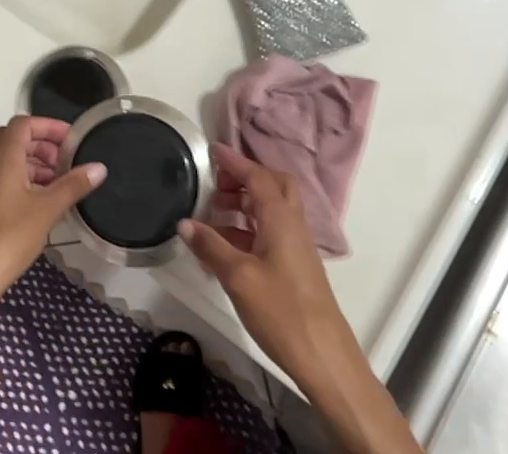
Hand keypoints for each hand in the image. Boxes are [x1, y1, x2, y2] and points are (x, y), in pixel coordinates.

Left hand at [0, 116, 106, 322]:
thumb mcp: (47, 210)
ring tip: (57, 184)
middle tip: (65, 161)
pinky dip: (21, 181)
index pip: (23, 124)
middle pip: (13, 139)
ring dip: (32, 164)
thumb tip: (99, 167)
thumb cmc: (8, 237)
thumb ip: (73, 186)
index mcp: (3, 158)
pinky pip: (1, 180)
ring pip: (6, 161)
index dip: (48, 125)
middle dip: (41, 144)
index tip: (72, 139)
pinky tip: (38, 204)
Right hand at [178, 144, 355, 385]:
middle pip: (274, 186)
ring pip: (271, 210)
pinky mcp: (294, 266)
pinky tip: (224, 246)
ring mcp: (296, 247)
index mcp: (281, 219)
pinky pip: (269, 232)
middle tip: (217, 184)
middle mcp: (292, 225)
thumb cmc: (281, 311)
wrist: (324, 356)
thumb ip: (210, 247)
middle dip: (245, 178)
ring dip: (244, 204)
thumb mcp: (238, 278)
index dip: (235, 162)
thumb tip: (184, 222)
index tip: (212, 151)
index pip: (258, 177)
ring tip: (212, 214)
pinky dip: (247, 228)